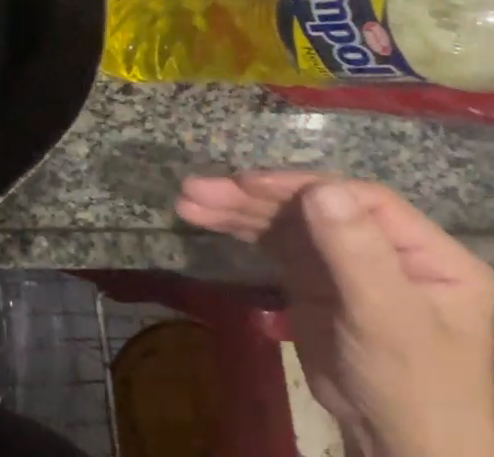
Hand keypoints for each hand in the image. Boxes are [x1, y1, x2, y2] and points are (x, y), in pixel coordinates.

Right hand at [179, 172, 493, 456]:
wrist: (397, 440)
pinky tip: (203, 219)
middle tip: (195, 189)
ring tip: (186, 201)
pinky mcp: (314, 281)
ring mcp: (348, 266)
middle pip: (314, 207)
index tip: (245, 183)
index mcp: (428, 256)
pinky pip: (274, 243)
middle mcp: (387, 251)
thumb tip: (320, 189)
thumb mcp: (386, 318)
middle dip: (252, 196)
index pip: (361, 201)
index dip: (302, 186)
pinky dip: (237, 229)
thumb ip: (357, 253)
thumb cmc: (410, 383)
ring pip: (287, 222)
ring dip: (235, 208)